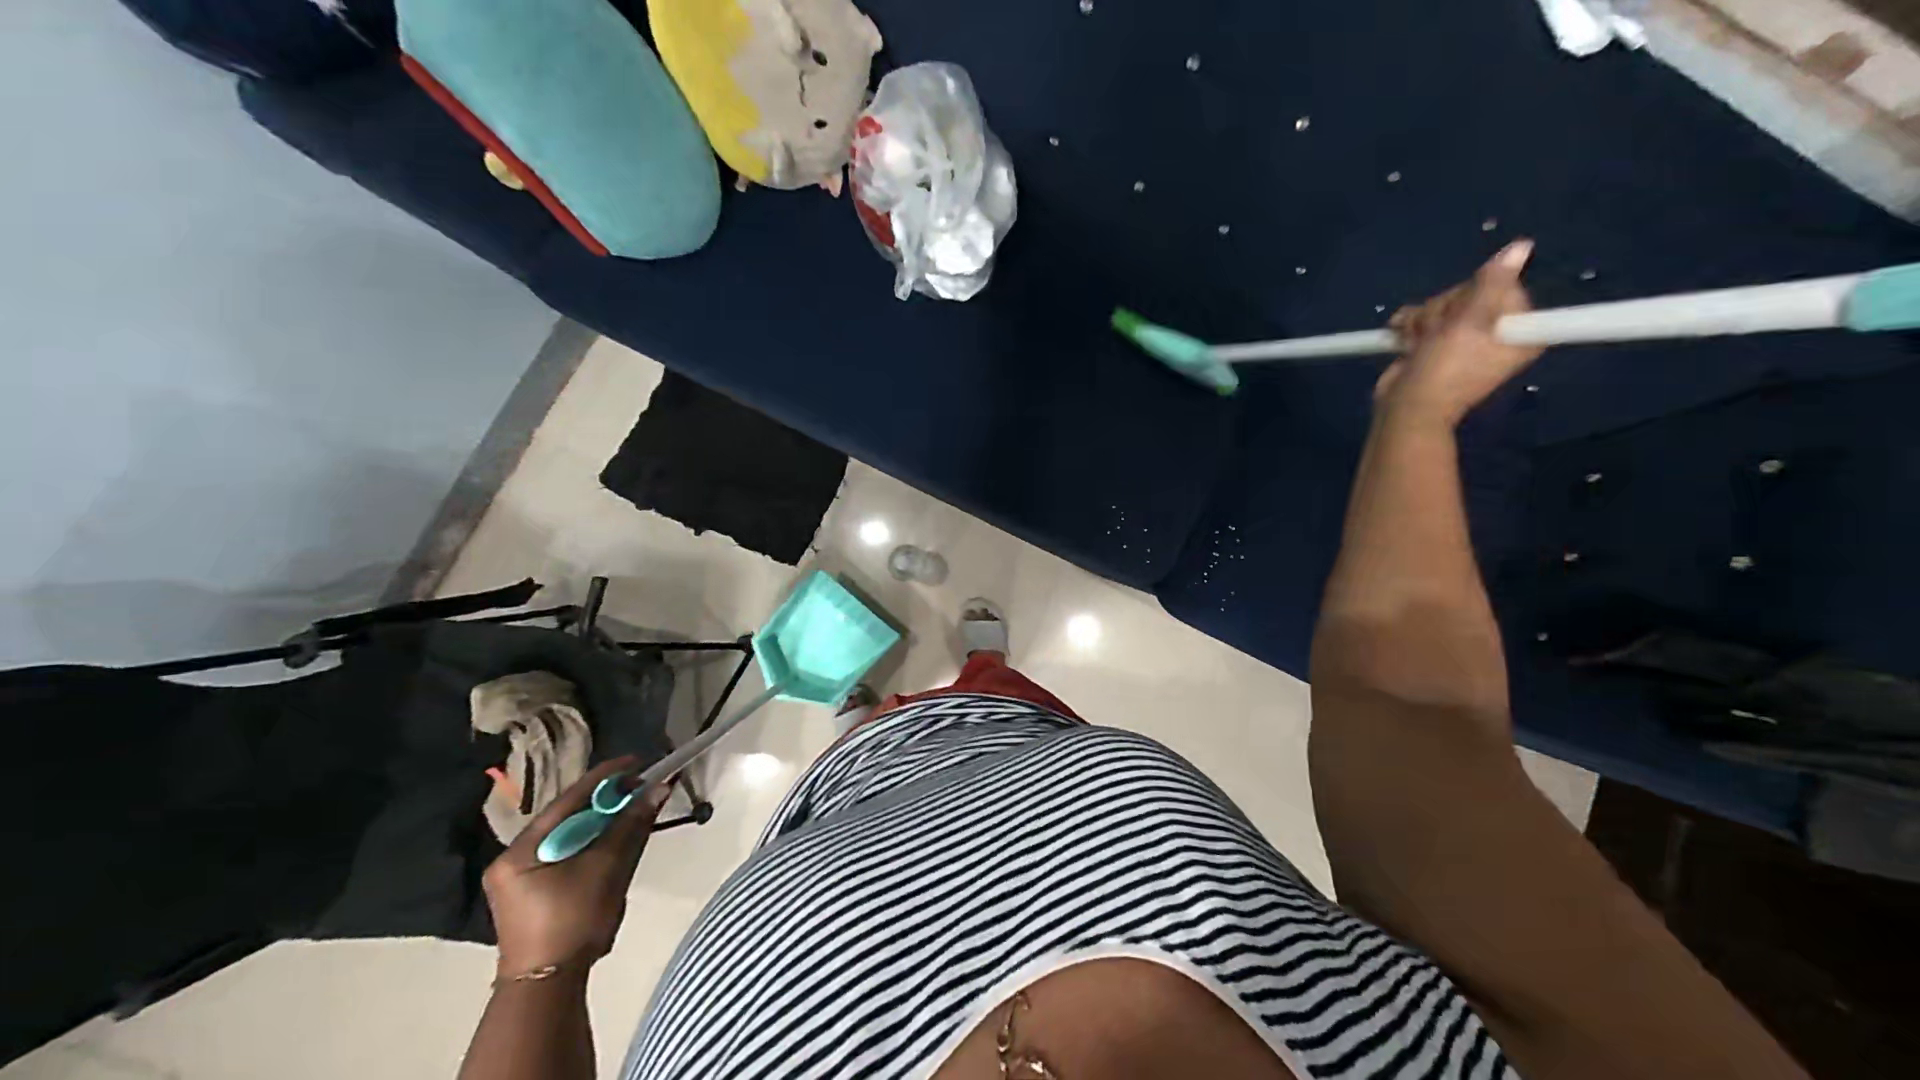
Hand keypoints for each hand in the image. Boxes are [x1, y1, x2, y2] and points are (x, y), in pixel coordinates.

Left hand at [482, 757, 669, 978]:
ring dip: (602, 823)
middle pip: (567, 817)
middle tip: (640, 789)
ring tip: (634, 812)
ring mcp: (520, 878)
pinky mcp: (532, 892)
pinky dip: (592, 843)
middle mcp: (513, 859)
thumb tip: (659, 787)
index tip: (636, 762)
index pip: (567, 800)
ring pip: (569, 835)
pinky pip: (567, 853)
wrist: (548, 988)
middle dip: (606, 802)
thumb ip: (630, 825)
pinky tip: (615, 841)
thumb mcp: (606, 869)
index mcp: (520, 851)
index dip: (604, 778)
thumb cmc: (574, 923)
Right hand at [1376, 240, 1543, 426]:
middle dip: (1443, 310)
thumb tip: (1523, 245)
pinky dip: (1408, 324)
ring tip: (1417, 343)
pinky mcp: (1432, 342)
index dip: (1480, 293)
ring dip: (1422, 320)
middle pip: (1468, 293)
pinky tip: (1403, 336)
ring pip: (1440, 304)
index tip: (1466, 314)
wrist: (1407, 406)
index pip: (1504, 286)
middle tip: (1437, 334)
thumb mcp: (1471, 324)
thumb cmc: (1445, 370)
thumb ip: (1493, 284)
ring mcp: (1460, 337)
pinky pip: (1420, 316)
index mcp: (1516, 329)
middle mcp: (1492, 331)